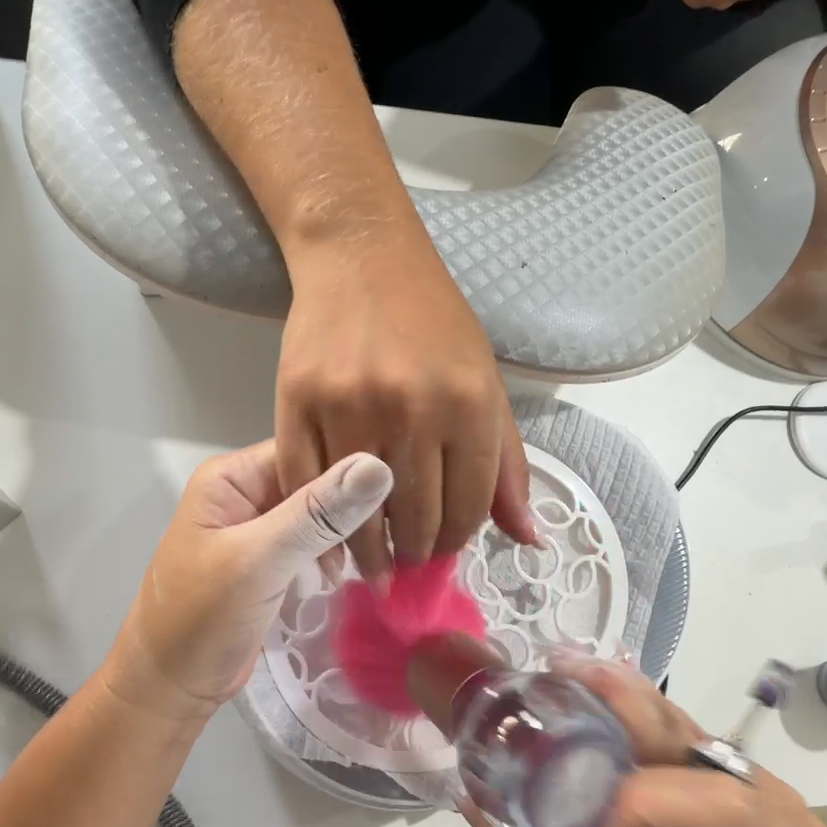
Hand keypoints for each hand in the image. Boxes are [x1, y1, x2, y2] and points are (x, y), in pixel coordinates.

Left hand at [103, 441, 392, 719]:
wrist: (171, 688)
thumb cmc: (201, 619)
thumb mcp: (259, 561)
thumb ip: (317, 515)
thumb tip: (379, 466)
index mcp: (232, 476)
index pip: (307, 448)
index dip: (355, 465)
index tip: (406, 484)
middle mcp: (246, 492)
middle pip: (317, 480)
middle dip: (359, 503)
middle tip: (405, 528)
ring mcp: (259, 528)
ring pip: (321, 513)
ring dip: (352, 532)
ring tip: (391, 552)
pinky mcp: (272, 561)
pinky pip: (315, 542)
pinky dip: (339, 553)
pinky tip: (363, 568)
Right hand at [276, 229, 535, 583]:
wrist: (361, 258)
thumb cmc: (432, 320)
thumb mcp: (486, 382)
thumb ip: (507, 464)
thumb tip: (529, 540)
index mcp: (469, 405)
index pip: (469, 508)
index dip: (457, 543)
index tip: (444, 554)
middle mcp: (413, 410)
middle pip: (416, 518)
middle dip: (416, 554)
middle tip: (407, 566)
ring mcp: (349, 407)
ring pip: (359, 513)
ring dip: (369, 554)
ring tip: (374, 568)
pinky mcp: (297, 402)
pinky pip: (305, 487)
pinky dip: (316, 529)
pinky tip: (329, 554)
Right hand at [471, 656, 826, 826]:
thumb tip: (485, 818)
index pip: (718, 816)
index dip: (651, 798)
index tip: (598, 825)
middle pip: (701, 752)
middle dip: (623, 707)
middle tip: (556, 672)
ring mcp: (786, 802)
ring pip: (697, 732)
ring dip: (630, 699)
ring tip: (570, 671)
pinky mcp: (768, 782)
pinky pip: (700, 734)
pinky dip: (646, 709)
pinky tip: (603, 691)